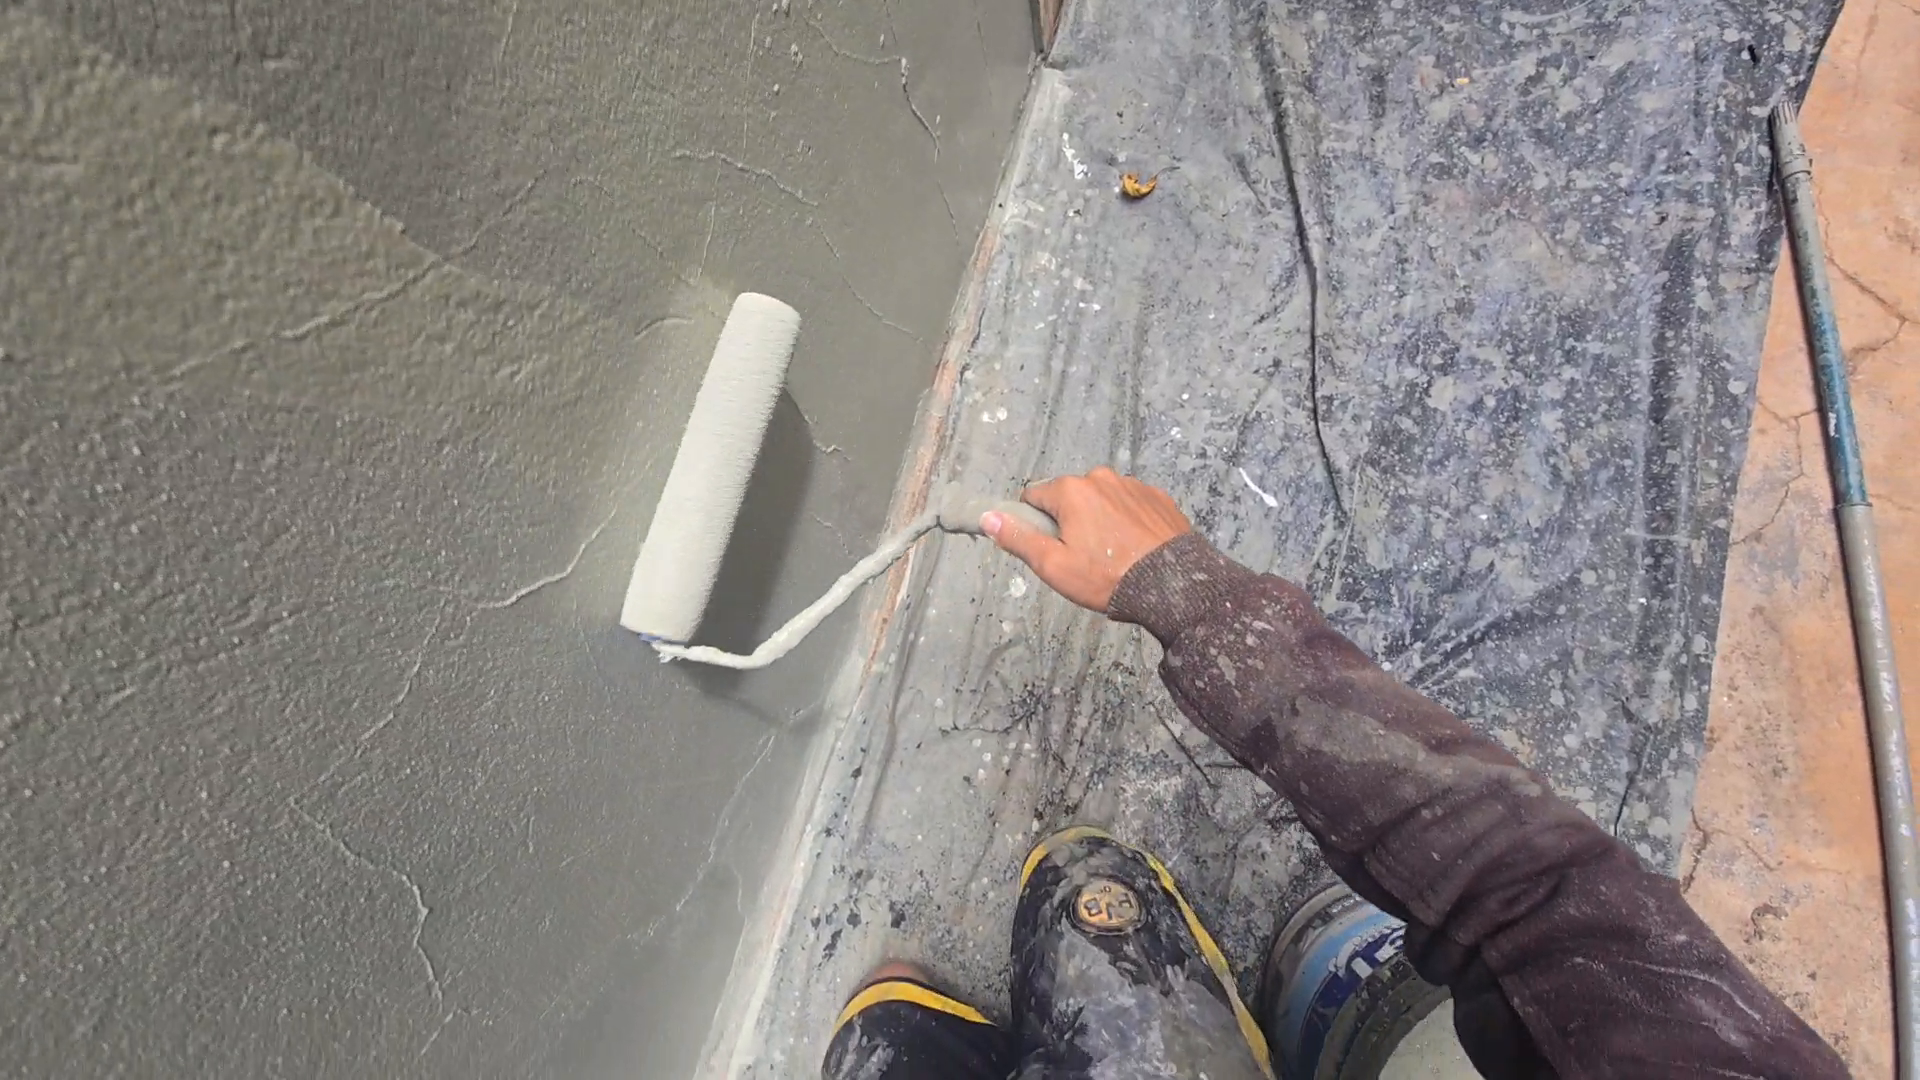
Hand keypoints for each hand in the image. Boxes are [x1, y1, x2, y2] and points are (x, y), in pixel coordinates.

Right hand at [981, 468, 1191, 612]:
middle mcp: (1101, 477)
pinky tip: (1134, 547)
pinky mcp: (1157, 497)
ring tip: (1112, 554)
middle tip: (1083, 556)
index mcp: (1071, 490)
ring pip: (1100, 499)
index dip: (1035, 523)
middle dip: (1069, 520)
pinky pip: (1129, 504)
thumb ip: (1018, 538)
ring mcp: (1133, 485)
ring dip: (1098, 519)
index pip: (1034, 496)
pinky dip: (1126, 520)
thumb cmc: (1107, 578)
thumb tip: (987, 517)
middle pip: (1069, 496)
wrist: (1174, 585)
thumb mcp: (1054, 566)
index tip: (1050, 547)